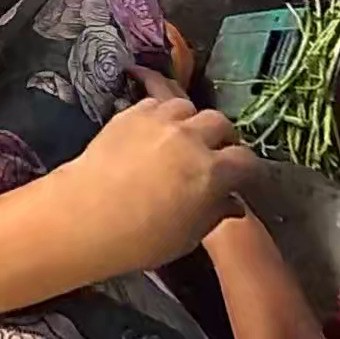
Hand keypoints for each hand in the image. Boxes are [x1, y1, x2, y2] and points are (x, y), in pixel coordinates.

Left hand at [38, 66, 256, 277]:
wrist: (90, 210)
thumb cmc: (144, 235)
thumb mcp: (189, 234)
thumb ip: (215, 211)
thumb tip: (232, 201)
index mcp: (211, 170)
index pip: (246, 159)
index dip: (248, 169)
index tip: (243, 176)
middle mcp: (189, 137)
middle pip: (219, 122)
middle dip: (222, 136)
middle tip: (215, 151)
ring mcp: (158, 120)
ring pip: (186, 106)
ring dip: (191, 120)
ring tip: (184, 136)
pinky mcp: (131, 112)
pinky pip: (155, 103)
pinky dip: (162, 113)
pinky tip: (156, 129)